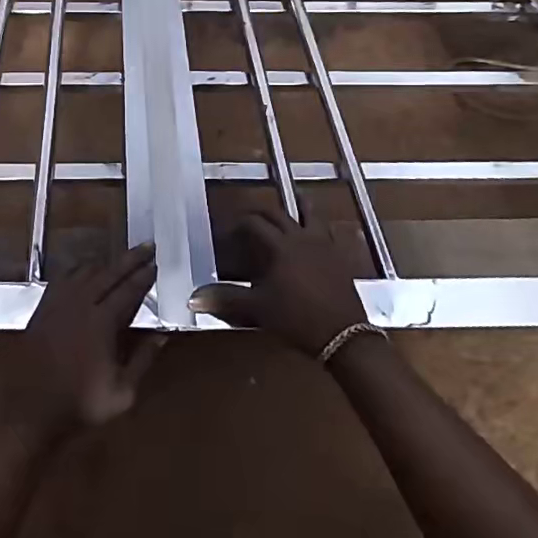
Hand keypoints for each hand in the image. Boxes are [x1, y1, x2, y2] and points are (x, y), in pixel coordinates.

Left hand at [13, 243, 159, 431]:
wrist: (32, 407)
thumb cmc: (81, 402)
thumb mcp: (123, 391)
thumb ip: (143, 359)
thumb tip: (161, 335)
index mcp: (102, 321)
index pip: (128, 290)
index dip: (144, 276)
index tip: (155, 264)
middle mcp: (81, 304)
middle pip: (109, 273)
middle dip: (130, 259)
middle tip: (146, 247)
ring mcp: (59, 303)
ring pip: (86, 271)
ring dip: (106, 263)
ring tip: (120, 260)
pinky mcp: (44, 307)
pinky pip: (64, 278)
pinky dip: (79, 270)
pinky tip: (85, 271)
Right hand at [189, 208, 370, 356]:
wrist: (344, 336)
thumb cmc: (297, 318)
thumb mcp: (258, 308)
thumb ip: (226, 299)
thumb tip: (193, 299)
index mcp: (280, 245)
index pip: (254, 223)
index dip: (237, 224)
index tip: (226, 233)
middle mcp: (302, 238)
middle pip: (278, 214)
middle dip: (260, 212)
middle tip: (248, 218)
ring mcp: (324, 245)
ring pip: (310, 215)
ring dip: (299, 206)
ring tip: (294, 201)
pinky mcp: (340, 257)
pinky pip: (329, 232)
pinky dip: (320, 226)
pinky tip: (320, 233)